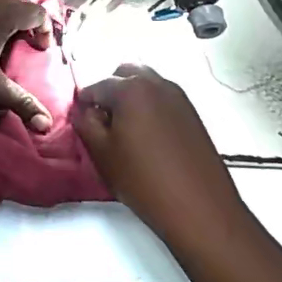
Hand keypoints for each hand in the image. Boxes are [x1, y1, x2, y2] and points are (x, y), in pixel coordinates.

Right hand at [72, 64, 241, 247]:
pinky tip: (148, 137)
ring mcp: (179, 97)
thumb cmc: (143, 180)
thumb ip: (85, 123)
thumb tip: (83, 110)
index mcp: (130, 88)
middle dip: (110, 90)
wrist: (200, 208)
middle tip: (103, 120)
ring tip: (126, 130)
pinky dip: (150, 107)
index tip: (81, 121)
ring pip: (147, 84)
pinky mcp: (193, 114)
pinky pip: (163, 99)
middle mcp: (156, 83)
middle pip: (125, 73)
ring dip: (132, 97)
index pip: (95, 86)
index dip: (84, 103)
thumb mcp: (102, 153)